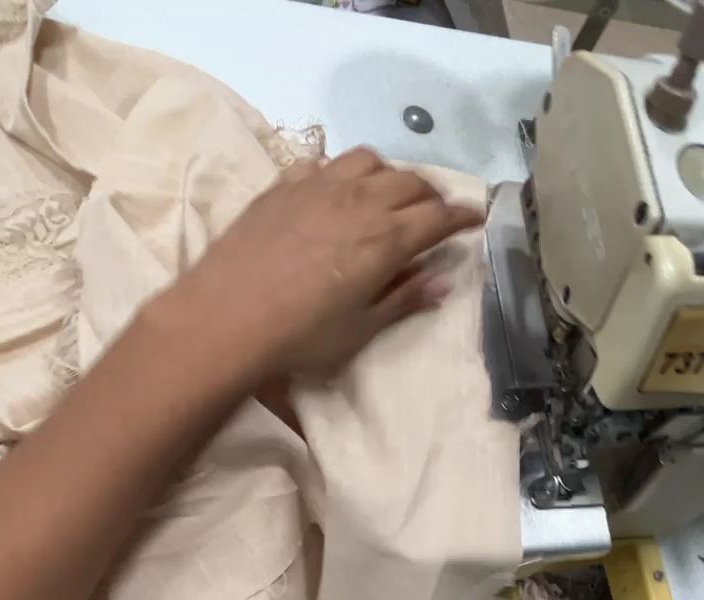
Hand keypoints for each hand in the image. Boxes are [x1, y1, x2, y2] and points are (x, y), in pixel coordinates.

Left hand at [158, 147, 485, 382]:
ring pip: (370, 160)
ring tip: (389, 194)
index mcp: (387, 238)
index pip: (438, 217)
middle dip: (431, 195)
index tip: (477, 218)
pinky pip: (325, 162)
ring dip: (389, 174)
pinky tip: (337, 190)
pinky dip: (343, 172)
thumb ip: (404, 299)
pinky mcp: (284, 185)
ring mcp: (319, 186)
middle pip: (410, 182)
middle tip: (435, 214)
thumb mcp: (362, 328)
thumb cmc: (302, 336)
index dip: (463, 216)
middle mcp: (360, 201)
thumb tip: (443, 282)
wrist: (227, 317)